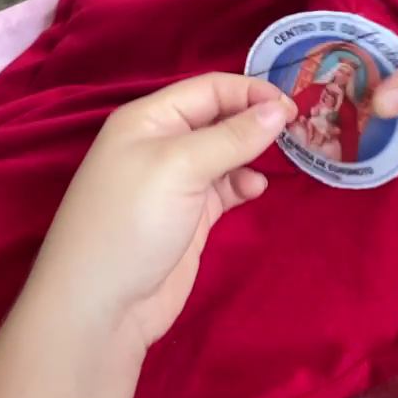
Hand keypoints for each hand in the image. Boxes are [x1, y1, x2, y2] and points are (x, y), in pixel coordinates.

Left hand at [30, 73, 296, 349]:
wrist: (100, 309)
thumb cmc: (133, 221)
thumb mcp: (181, 167)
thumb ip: (232, 136)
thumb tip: (279, 109)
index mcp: (150, 118)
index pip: (209, 88)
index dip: (251, 92)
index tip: (293, 107)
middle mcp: (161, 143)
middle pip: (218, 117)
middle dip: (255, 120)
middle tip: (297, 130)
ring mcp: (175, 182)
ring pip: (224, 152)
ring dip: (252, 153)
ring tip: (280, 160)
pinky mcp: (188, 216)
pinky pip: (223, 187)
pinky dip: (242, 184)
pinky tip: (254, 190)